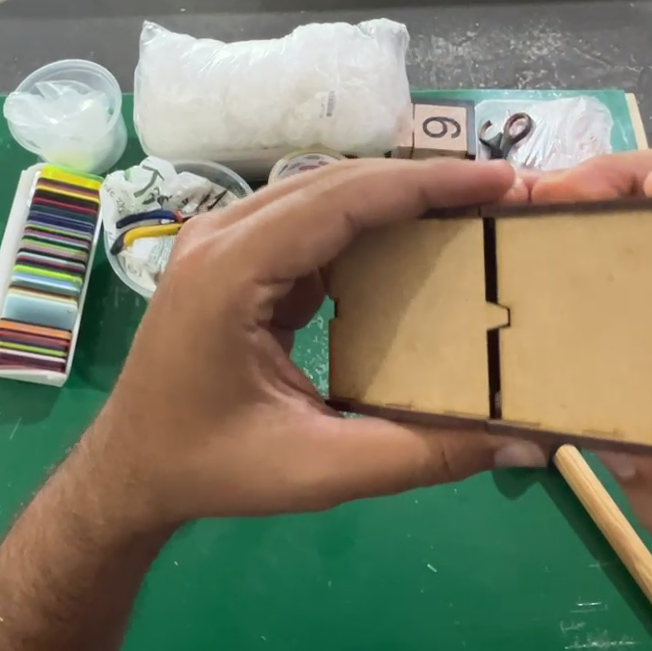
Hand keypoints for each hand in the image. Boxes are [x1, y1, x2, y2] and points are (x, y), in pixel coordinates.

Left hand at [75, 159, 548, 533]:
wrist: (130, 467)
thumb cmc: (208, 466)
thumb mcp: (316, 470)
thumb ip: (419, 455)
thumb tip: (522, 442)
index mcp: (231, 270)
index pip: (342, 199)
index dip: (425, 184)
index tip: (498, 181)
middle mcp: (222, 235)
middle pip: (336, 182)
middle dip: (422, 181)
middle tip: (500, 192)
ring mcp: (222, 239)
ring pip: (322, 193)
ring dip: (395, 195)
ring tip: (468, 207)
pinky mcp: (233, 254)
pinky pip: (307, 221)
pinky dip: (365, 223)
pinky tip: (411, 238)